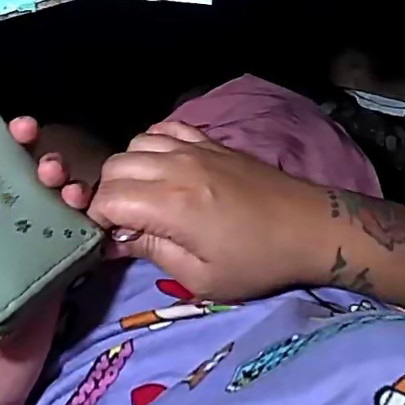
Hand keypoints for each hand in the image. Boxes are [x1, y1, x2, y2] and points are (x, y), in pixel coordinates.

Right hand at [84, 122, 332, 301]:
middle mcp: (176, 166)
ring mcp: (193, 147)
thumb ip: (152, 252)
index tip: (109, 239)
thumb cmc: (256, 261)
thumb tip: (115, 240)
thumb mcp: (201, 277)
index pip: (107, 198)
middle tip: (124, 221)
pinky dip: (153, 143)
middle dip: (108, 194)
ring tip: (143, 195)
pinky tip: (162, 166)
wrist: (307, 226)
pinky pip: (164, 127)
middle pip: (114, 165)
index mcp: (172, 204)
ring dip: (128, 169)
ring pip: (135, 143)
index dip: (98, 220)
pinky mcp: (208, 140)